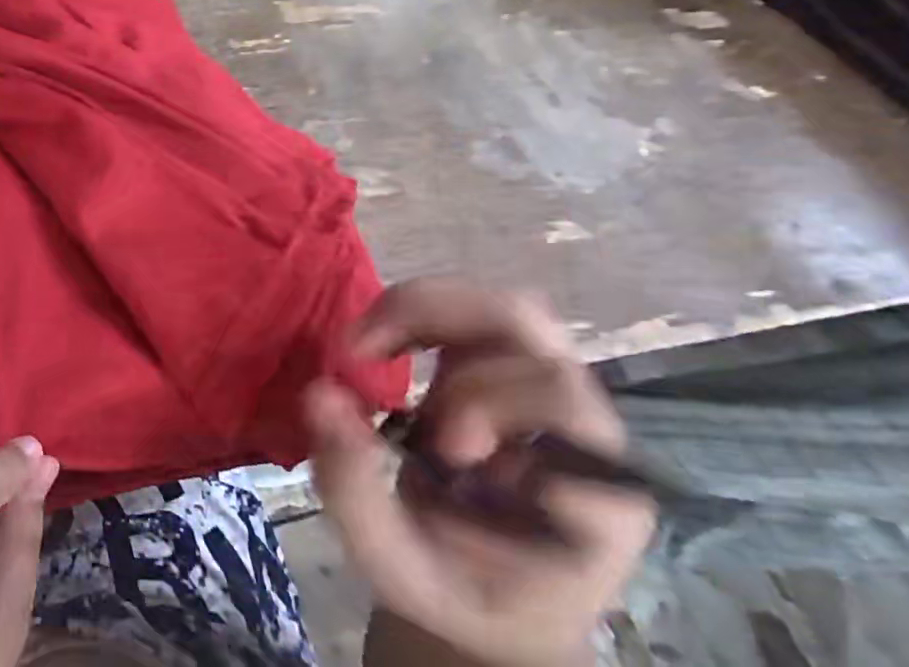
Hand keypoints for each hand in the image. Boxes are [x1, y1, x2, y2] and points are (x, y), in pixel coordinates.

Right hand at [306, 279, 653, 666]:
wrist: (485, 601)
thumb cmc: (451, 590)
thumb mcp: (394, 564)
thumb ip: (354, 491)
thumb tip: (318, 393)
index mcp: (590, 490)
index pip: (562, 402)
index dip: (490, 399)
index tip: (439, 447)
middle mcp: (580, 427)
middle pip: (525, 326)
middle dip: (432, 320)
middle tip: (359, 349)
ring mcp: (541, 391)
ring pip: (497, 306)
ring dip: (418, 310)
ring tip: (360, 345)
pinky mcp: (504, 372)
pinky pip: (470, 312)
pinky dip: (414, 312)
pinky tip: (378, 343)